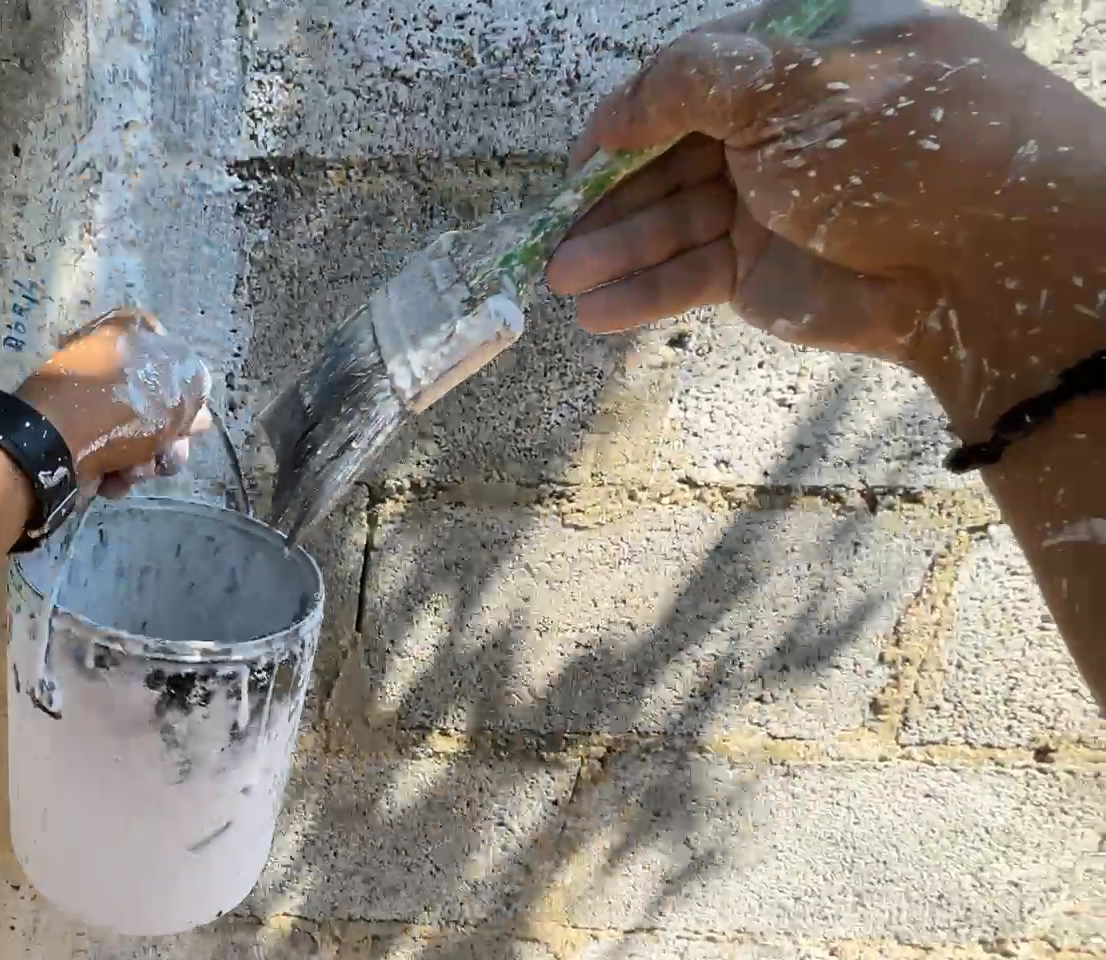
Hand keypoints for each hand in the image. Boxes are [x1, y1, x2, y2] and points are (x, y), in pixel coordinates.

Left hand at [15, 309, 211, 498]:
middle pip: (162, 405)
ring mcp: (93, 411)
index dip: (187, 382)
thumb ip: (197, 387)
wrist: (56, 448)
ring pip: (144, 440)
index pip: (170, 348)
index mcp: (126, 336)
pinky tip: (115, 477)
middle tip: (172, 449)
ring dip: (150, 460)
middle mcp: (108, 369)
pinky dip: (120, 473)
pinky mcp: (81, 447)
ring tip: (137, 468)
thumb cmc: (119, 406)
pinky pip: (118, 461)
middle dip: (174, 436)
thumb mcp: (177, 387)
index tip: (191, 405)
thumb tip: (196, 408)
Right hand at [544, 5, 1105, 376]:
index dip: (628, 118)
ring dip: (609, 252)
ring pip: (663, 225)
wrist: (986, 260)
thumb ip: (693, 85)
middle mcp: (771, 133)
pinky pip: (680, 277)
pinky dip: (637, 295)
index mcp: (795, 67)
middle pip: (662, 162)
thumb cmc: (900, 151)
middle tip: (551, 237)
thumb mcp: (797, 89)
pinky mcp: (750, 269)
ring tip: (562, 280)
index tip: (583, 161)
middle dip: (605, 201)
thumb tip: (610, 110)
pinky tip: (597, 312)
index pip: (689, 81)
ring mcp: (758, 204)